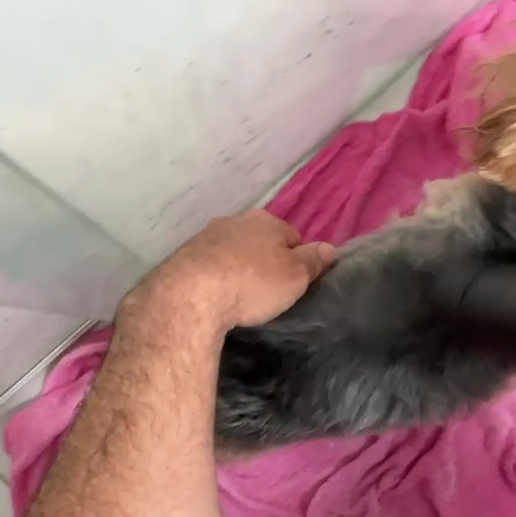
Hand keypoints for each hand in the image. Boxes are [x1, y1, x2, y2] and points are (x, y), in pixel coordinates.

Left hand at [123, 211, 335, 332]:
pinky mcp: (185, 255)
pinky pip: (211, 264)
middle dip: (265, 261)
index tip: (295, 284)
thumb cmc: (253, 284)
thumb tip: (331, 248)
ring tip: (240, 296)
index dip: (297, 260)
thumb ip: (314, 261)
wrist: (192, 294)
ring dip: (239, 267)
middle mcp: (236, 220)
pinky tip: (217, 296)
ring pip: (233, 250)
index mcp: (267, 221)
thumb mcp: (295, 277)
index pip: (293, 237)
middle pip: (260, 241)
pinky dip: (216, 276)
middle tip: (269, 291)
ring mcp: (207, 235)